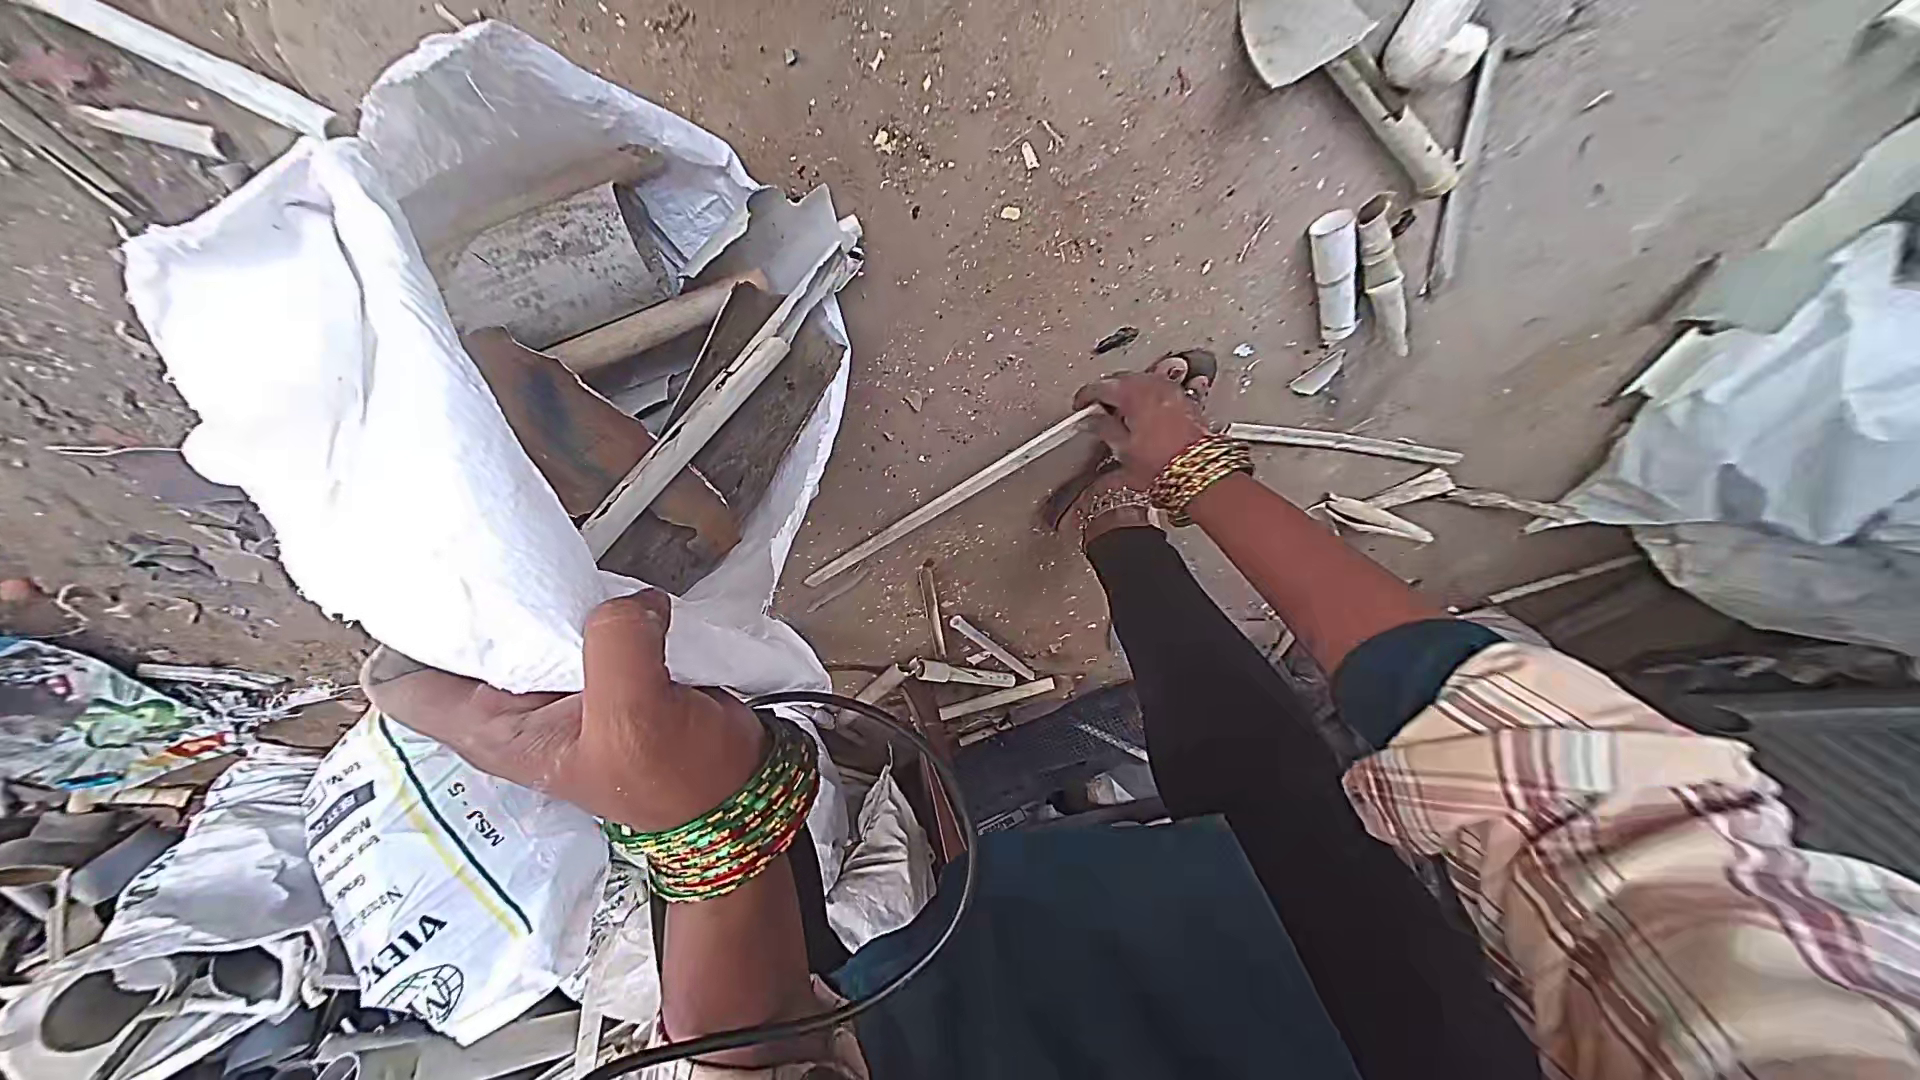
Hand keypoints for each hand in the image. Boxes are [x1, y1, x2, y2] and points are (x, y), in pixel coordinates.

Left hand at [361, 590, 765, 831]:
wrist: (732, 782)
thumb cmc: (675, 776)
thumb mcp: (635, 717)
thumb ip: (619, 645)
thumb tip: (632, 600)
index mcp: (495, 729)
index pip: (405, 681)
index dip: (409, 629)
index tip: (443, 581)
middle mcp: (518, 705)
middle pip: (472, 638)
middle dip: (492, 597)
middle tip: (519, 556)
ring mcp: (566, 686)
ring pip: (535, 625)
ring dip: (556, 598)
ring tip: (574, 570)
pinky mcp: (609, 670)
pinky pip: (589, 625)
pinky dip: (604, 607)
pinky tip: (621, 598)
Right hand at [1073, 370, 1212, 486]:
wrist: (1200, 472)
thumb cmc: (1164, 463)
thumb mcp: (1123, 449)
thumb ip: (1103, 428)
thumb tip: (1091, 421)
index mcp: (1134, 392)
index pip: (1101, 386)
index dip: (1086, 396)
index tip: (1079, 406)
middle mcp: (1155, 385)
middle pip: (1122, 380)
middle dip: (1106, 393)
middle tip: (1094, 411)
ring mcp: (1172, 391)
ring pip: (1142, 384)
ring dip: (1127, 396)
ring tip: (1117, 416)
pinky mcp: (1185, 401)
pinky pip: (1158, 392)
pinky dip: (1145, 400)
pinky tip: (1141, 417)